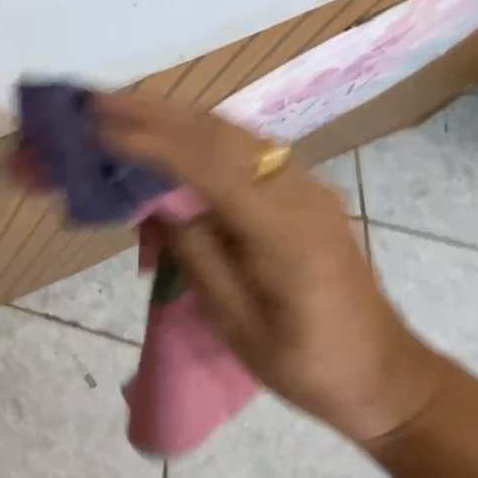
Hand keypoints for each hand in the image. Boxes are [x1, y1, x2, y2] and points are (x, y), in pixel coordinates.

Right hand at [95, 96, 444, 444]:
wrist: (387, 375)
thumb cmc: (308, 364)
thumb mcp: (239, 325)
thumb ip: (198, 254)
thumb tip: (159, 201)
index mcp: (285, 232)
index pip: (206, 168)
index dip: (147, 144)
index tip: (95, 130)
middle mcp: (297, 191)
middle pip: (214, 134)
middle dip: (148, 113)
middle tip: (91, 102)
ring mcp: (302, 182)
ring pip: (226, 128)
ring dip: (166, 112)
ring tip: (113, 104)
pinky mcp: (297, 184)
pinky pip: (237, 142)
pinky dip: (191, 125)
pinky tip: (161, 122)